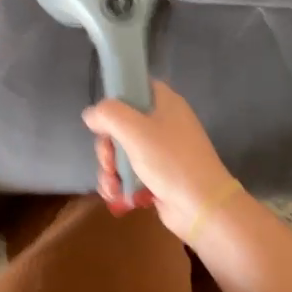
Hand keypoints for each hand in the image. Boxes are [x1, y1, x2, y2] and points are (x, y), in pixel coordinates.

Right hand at [83, 81, 241, 239]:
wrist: (201, 204)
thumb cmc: (169, 160)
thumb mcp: (135, 130)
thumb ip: (108, 115)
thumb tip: (91, 114)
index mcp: (164, 102)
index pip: (135, 87)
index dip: (115, 101)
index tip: (102, 122)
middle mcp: (164, 121)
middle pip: (122, 124)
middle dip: (108, 147)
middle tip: (108, 162)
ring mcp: (162, 149)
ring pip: (123, 151)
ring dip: (111, 169)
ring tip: (112, 187)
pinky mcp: (159, 174)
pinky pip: (131, 172)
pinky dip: (121, 183)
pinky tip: (116, 196)